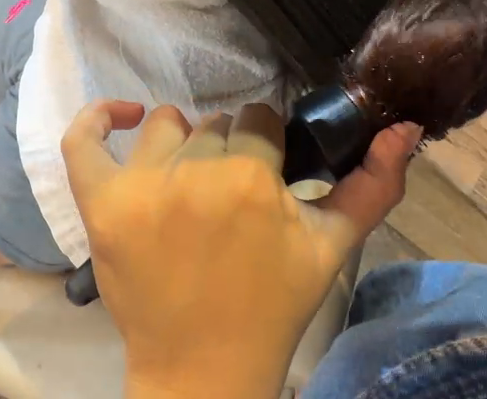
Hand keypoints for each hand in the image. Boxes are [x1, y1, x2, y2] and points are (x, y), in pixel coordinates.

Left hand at [63, 101, 421, 397]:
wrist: (204, 370)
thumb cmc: (273, 307)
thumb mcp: (333, 248)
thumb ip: (374, 185)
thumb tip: (404, 127)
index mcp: (253, 180)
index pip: (260, 120)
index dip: (267, 146)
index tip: (267, 175)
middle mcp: (195, 173)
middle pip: (215, 124)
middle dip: (230, 152)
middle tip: (231, 198)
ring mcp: (141, 187)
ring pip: (167, 126)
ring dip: (181, 145)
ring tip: (190, 184)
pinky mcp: (100, 205)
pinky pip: (83, 138)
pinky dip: (99, 117)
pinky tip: (127, 115)